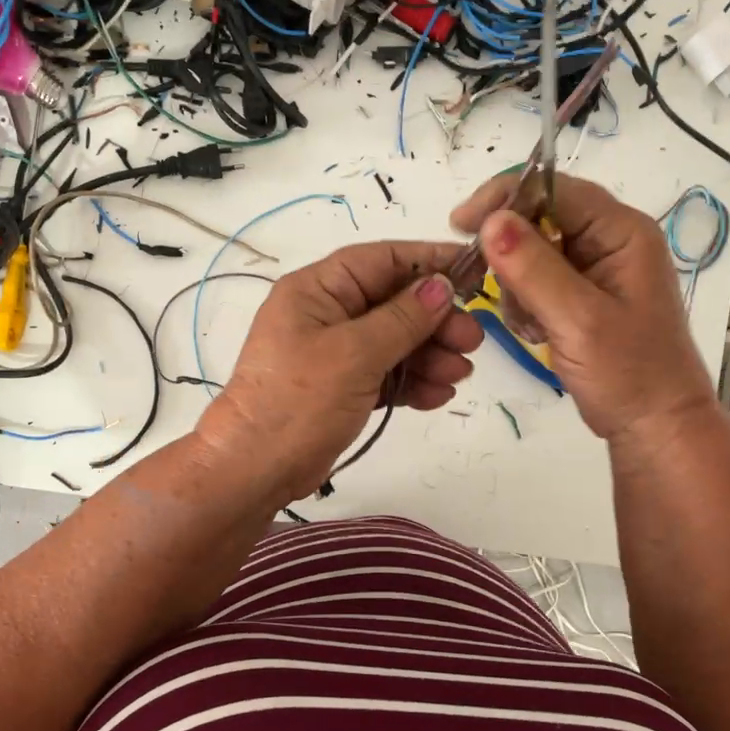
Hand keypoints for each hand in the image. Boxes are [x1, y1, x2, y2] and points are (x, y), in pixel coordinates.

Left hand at [196, 241, 483, 501]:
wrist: (256, 469)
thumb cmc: (299, 402)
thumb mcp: (354, 353)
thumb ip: (402, 319)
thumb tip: (441, 286)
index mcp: (317, 290)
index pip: (381, 261)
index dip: (428, 263)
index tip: (473, 273)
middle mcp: (326, 315)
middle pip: (393, 304)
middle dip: (436, 321)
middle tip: (472, 342)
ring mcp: (334, 355)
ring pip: (394, 343)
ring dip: (430, 356)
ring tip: (459, 375)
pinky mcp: (342, 390)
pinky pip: (386, 376)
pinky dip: (412, 383)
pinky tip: (438, 395)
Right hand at [450, 173, 715, 440]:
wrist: (655, 427)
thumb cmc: (629, 374)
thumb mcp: (578, 320)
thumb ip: (534, 269)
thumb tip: (490, 222)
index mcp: (622, 232)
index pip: (556, 189)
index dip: (506, 198)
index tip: (461, 224)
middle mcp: (610, 242)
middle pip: (541, 219)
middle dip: (510, 251)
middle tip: (483, 284)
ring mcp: (597, 272)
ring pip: (533, 254)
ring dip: (518, 286)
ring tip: (532, 326)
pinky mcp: (583, 300)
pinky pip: (539, 284)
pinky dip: (526, 305)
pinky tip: (537, 334)